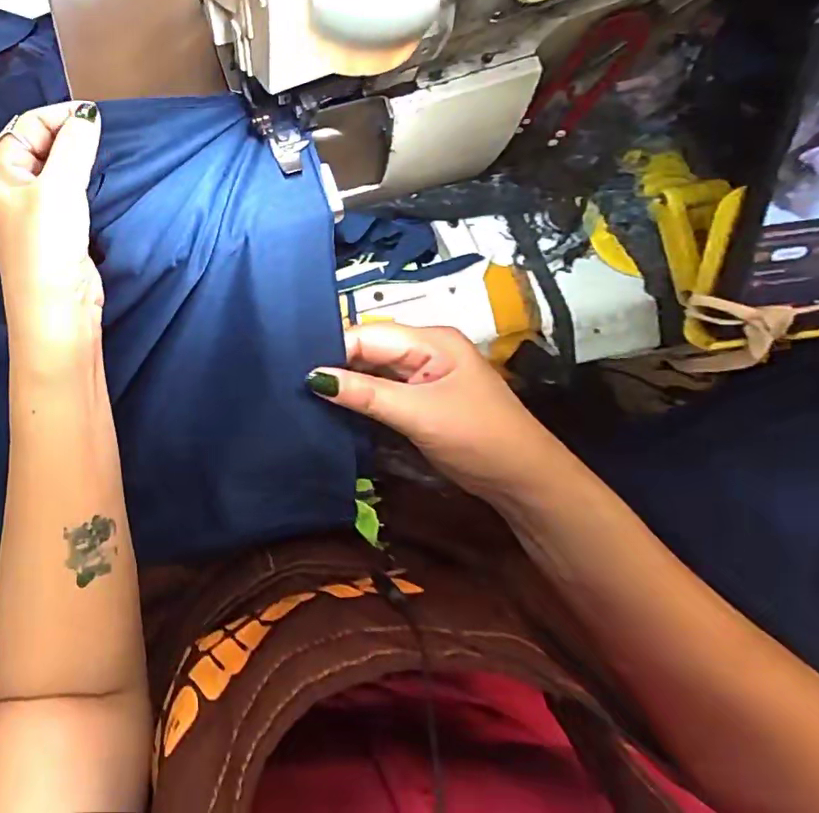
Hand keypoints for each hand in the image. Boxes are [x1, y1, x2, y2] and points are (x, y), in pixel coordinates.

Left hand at [0, 102, 104, 345]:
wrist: (56, 307)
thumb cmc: (48, 244)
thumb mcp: (59, 186)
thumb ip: (73, 144)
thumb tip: (87, 114)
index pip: (26, 126)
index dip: (58, 117)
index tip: (93, 120)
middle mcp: (8, 189)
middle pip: (39, 144)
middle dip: (68, 137)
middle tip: (96, 144)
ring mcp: (30, 209)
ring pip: (55, 167)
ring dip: (76, 160)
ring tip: (95, 163)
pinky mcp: (53, 227)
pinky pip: (65, 190)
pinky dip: (80, 182)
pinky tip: (92, 186)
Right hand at [308, 322, 580, 501]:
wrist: (526, 483)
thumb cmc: (481, 440)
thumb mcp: (418, 415)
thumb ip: (365, 394)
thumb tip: (313, 377)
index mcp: (431, 340)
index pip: (366, 335)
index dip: (331, 349)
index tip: (294, 368)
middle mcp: (423, 349)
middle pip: (365, 348)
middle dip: (332, 363)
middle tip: (291, 379)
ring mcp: (420, 373)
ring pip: (368, 368)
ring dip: (342, 381)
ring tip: (302, 390)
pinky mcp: (416, 396)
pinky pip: (376, 387)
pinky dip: (355, 395)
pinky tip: (330, 402)